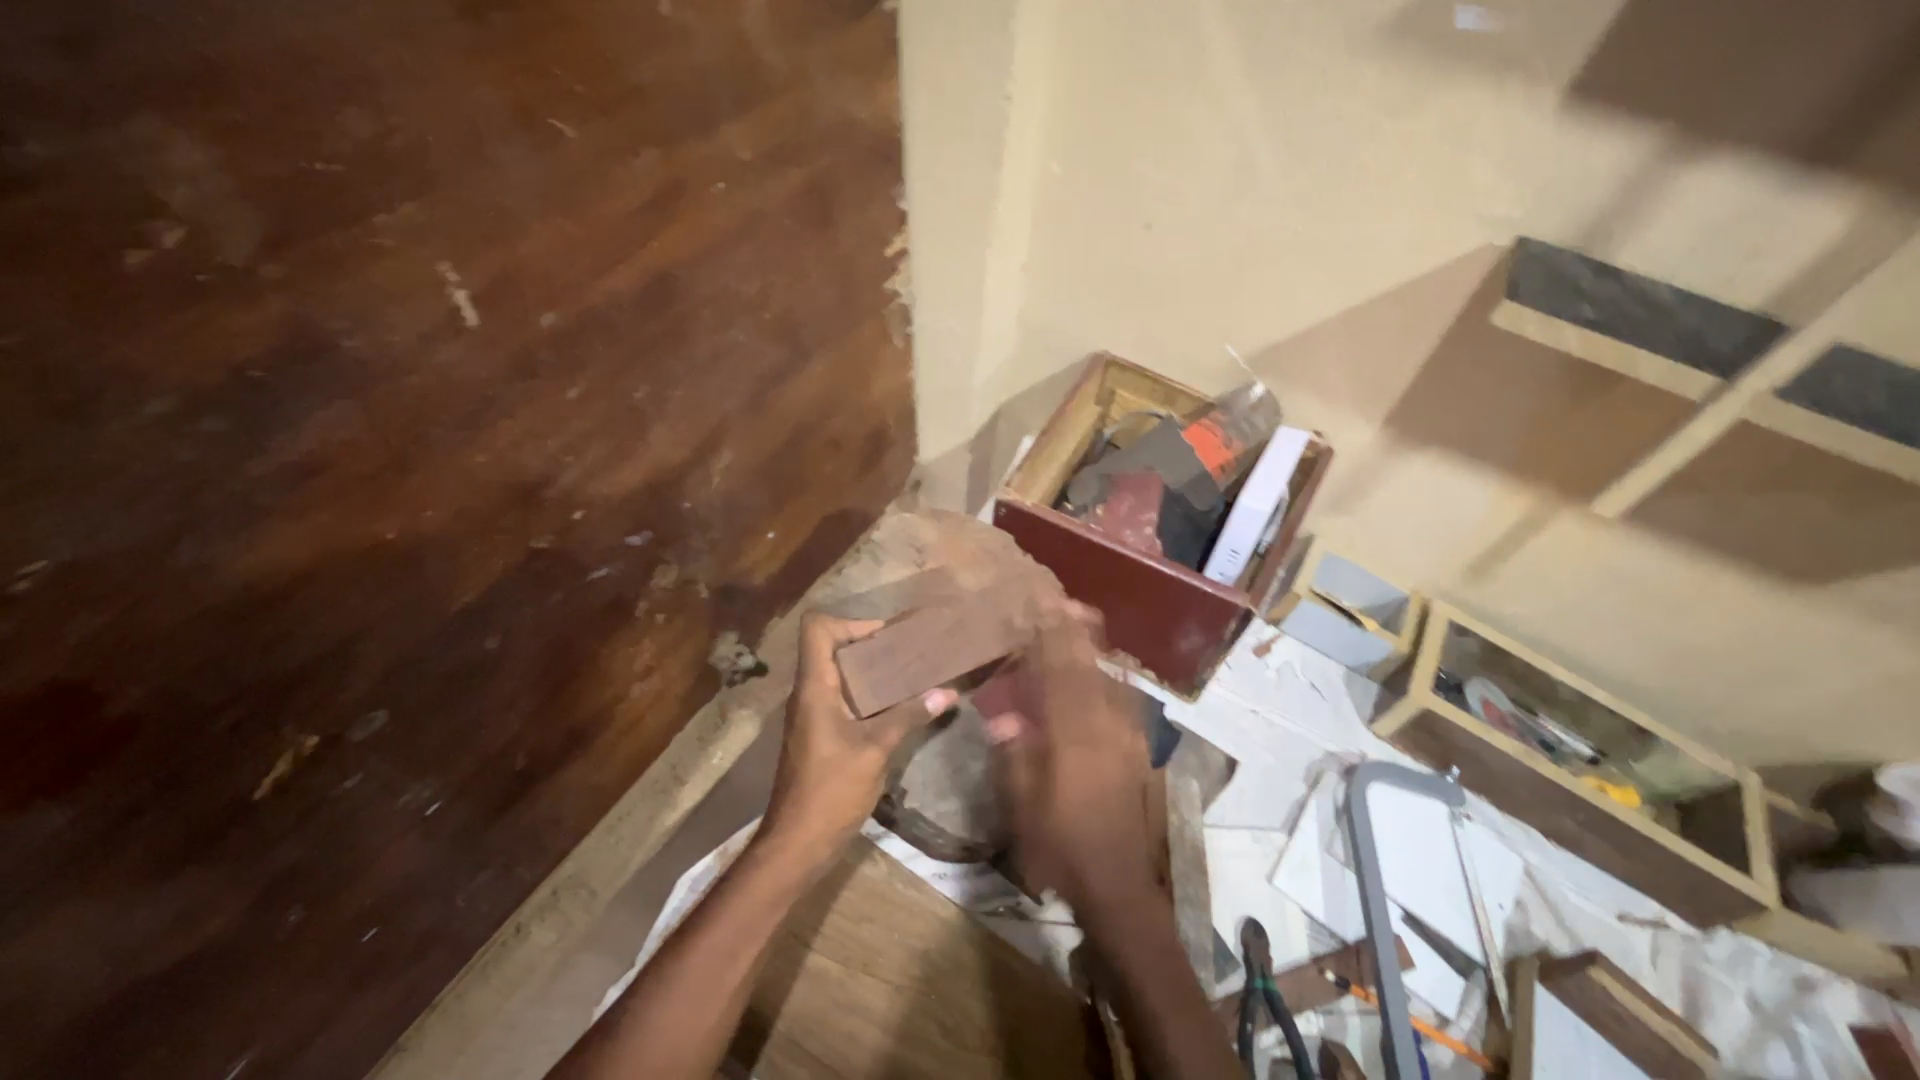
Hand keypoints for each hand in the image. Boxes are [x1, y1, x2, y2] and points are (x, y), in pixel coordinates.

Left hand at [761, 612, 957, 862]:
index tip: (885, 637)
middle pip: (831, 648)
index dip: (849, 622)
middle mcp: (808, 694)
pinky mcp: (821, 736)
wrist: (798, 841)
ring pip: (840, 676)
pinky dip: (869, 697)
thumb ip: (909, 716)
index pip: (816, 628)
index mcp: (814, 687)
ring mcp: (812, 716)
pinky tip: (900, 709)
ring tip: (912, 676)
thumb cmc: (831, 790)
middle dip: (871, 645)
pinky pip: (844, 700)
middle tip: (910, 653)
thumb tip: (947, 692)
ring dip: (872, 672)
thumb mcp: (876, 750)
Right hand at [984, 602, 1155, 917]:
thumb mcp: (1023, 804)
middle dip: (1077, 634)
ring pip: (1112, 681)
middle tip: (1065, 604)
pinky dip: (1108, 680)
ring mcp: (1129, 738)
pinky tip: (1100, 679)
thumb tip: (1005, 719)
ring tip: (1080, 628)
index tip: (1041, 606)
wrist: (1118, 884)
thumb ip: (1016, 755)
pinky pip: (1122, 701)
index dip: (1050, 637)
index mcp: (1073, 734)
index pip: (1060, 672)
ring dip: (1094, 653)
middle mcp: (1107, 725)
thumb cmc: (1061, 846)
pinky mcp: (1139, 753)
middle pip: (1091, 667)